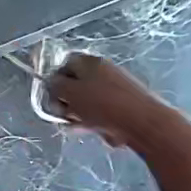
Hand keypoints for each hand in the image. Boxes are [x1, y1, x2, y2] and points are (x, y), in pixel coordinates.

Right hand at [45, 52, 181, 150]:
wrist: (140, 122)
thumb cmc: (102, 105)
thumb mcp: (70, 93)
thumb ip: (55, 86)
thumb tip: (49, 83)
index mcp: (89, 62)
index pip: (64, 63)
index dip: (54, 79)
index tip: (51, 96)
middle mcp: (102, 70)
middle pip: (74, 83)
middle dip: (65, 100)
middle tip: (63, 113)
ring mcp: (113, 86)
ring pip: (85, 100)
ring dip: (77, 113)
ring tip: (77, 125)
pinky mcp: (120, 103)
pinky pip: (98, 110)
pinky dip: (92, 119)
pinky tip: (91, 128)